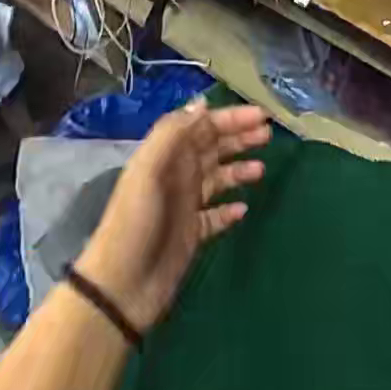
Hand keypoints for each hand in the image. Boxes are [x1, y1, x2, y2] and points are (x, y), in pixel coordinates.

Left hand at [72, 98, 271, 331]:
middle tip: (268, 133)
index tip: (260, 115)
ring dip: (238, 169)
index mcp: (167, 154)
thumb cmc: (134, 221)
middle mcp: (177, 173)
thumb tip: (202, 104)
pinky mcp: (191, 233)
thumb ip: (173, 133)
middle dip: (239, 137)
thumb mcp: (147, 169)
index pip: (203, 126)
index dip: (230, 118)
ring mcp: (185, 203)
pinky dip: (230, 209)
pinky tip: (244, 208)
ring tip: (262, 168)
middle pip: (213, 147)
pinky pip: (216, 215)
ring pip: (218, 178)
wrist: (122, 285)